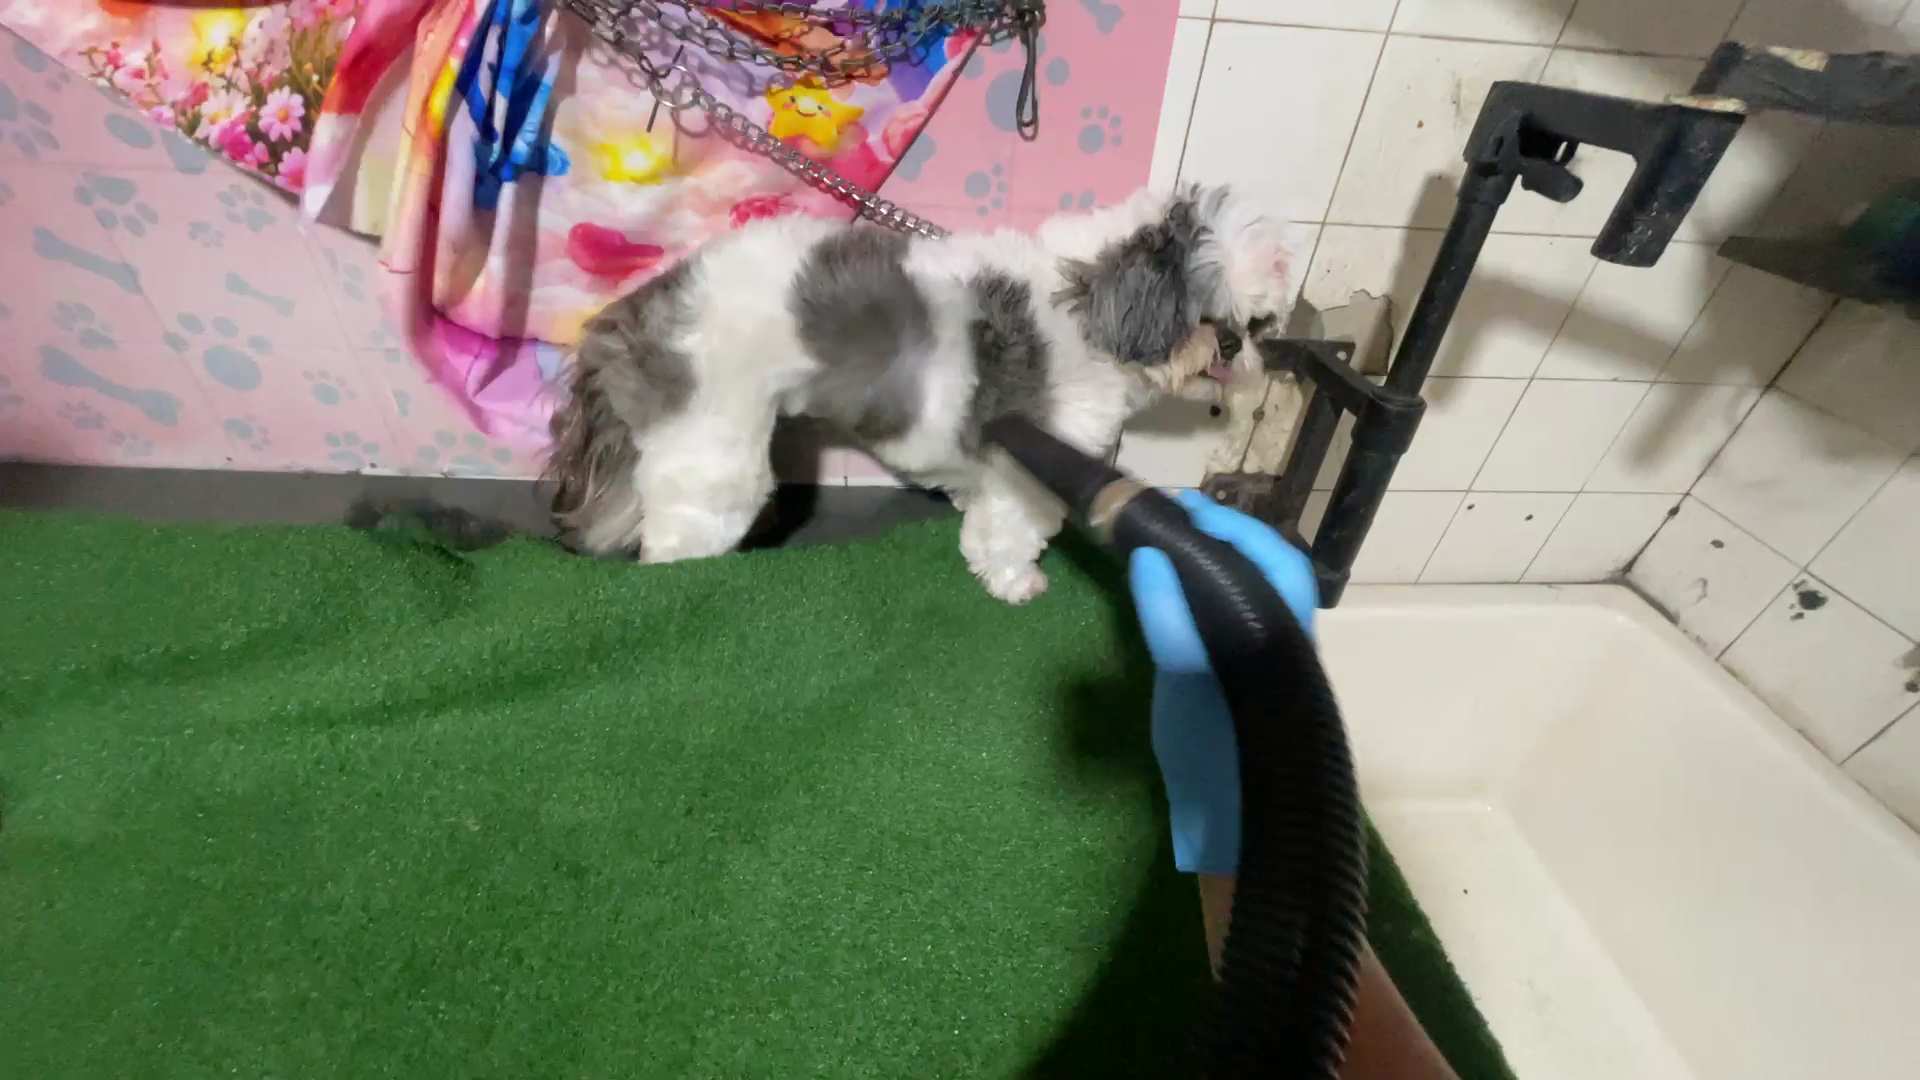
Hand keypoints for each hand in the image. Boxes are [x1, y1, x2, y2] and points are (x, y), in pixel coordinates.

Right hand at [1125, 491, 1318, 874]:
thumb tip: (1150, 560)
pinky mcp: (1234, 672)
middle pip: (1264, 568)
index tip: (1182, 508)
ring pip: (1245, 588)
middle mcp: (1282, 640)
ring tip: (1164, 538)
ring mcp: (1261, 656)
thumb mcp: (1191, 693)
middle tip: (1168, 514)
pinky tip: (1168, 583)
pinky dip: (1199, 588)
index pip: (1271, 566)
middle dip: (1221, 534)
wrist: (1228, 828)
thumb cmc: (1216, 766)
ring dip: (1210, 557)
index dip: (1231, 531)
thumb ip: (1175, 628)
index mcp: (1285, 641)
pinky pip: (1222, 614)